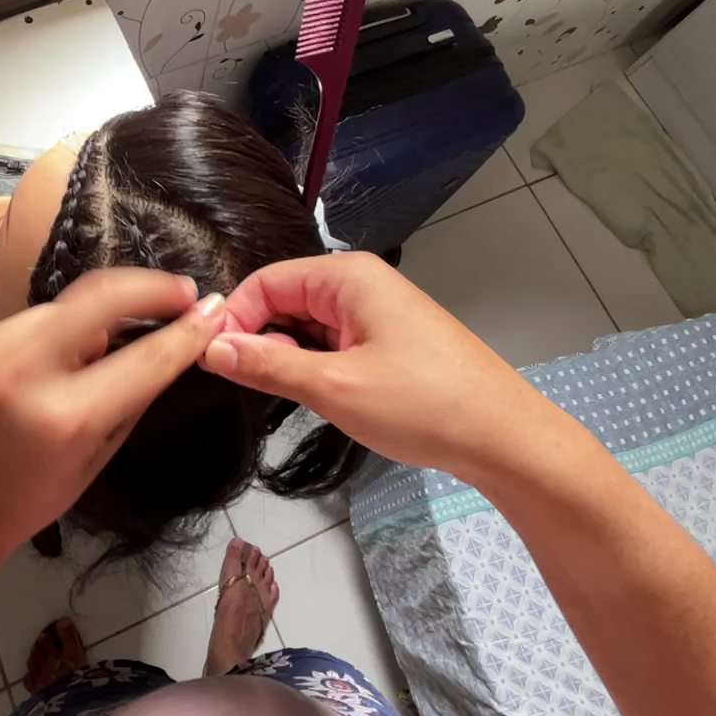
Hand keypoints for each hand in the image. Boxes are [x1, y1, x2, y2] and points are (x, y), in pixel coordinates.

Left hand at [0, 268, 227, 559]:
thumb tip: (174, 347)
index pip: (145, 357)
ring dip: (117, 300)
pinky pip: (49, 312)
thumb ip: (136, 395)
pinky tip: (94, 333)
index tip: (215, 310)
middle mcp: (27, 369)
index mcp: (66, 415)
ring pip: (76, 299)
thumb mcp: (99, 457)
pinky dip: (80, 316)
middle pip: (105, 294)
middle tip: (186, 292)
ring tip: (146, 312)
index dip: (189, 330)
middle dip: (154, 286)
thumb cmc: (29, 499)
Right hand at [202, 252, 532, 475]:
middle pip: (284, 299)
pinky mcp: (385, 340)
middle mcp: (359, 285)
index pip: (266, 281)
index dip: (234, 318)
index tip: (211, 360)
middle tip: (247, 384)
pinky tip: (314, 393)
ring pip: (305, 324)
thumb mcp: (333, 387)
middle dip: (259, 337)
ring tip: (286, 393)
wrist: (504, 439)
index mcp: (347, 277)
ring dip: (286, 355)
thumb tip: (213, 349)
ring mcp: (374, 313)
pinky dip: (312, 365)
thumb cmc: (425, 405)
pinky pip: (330, 342)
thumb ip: (267, 364)